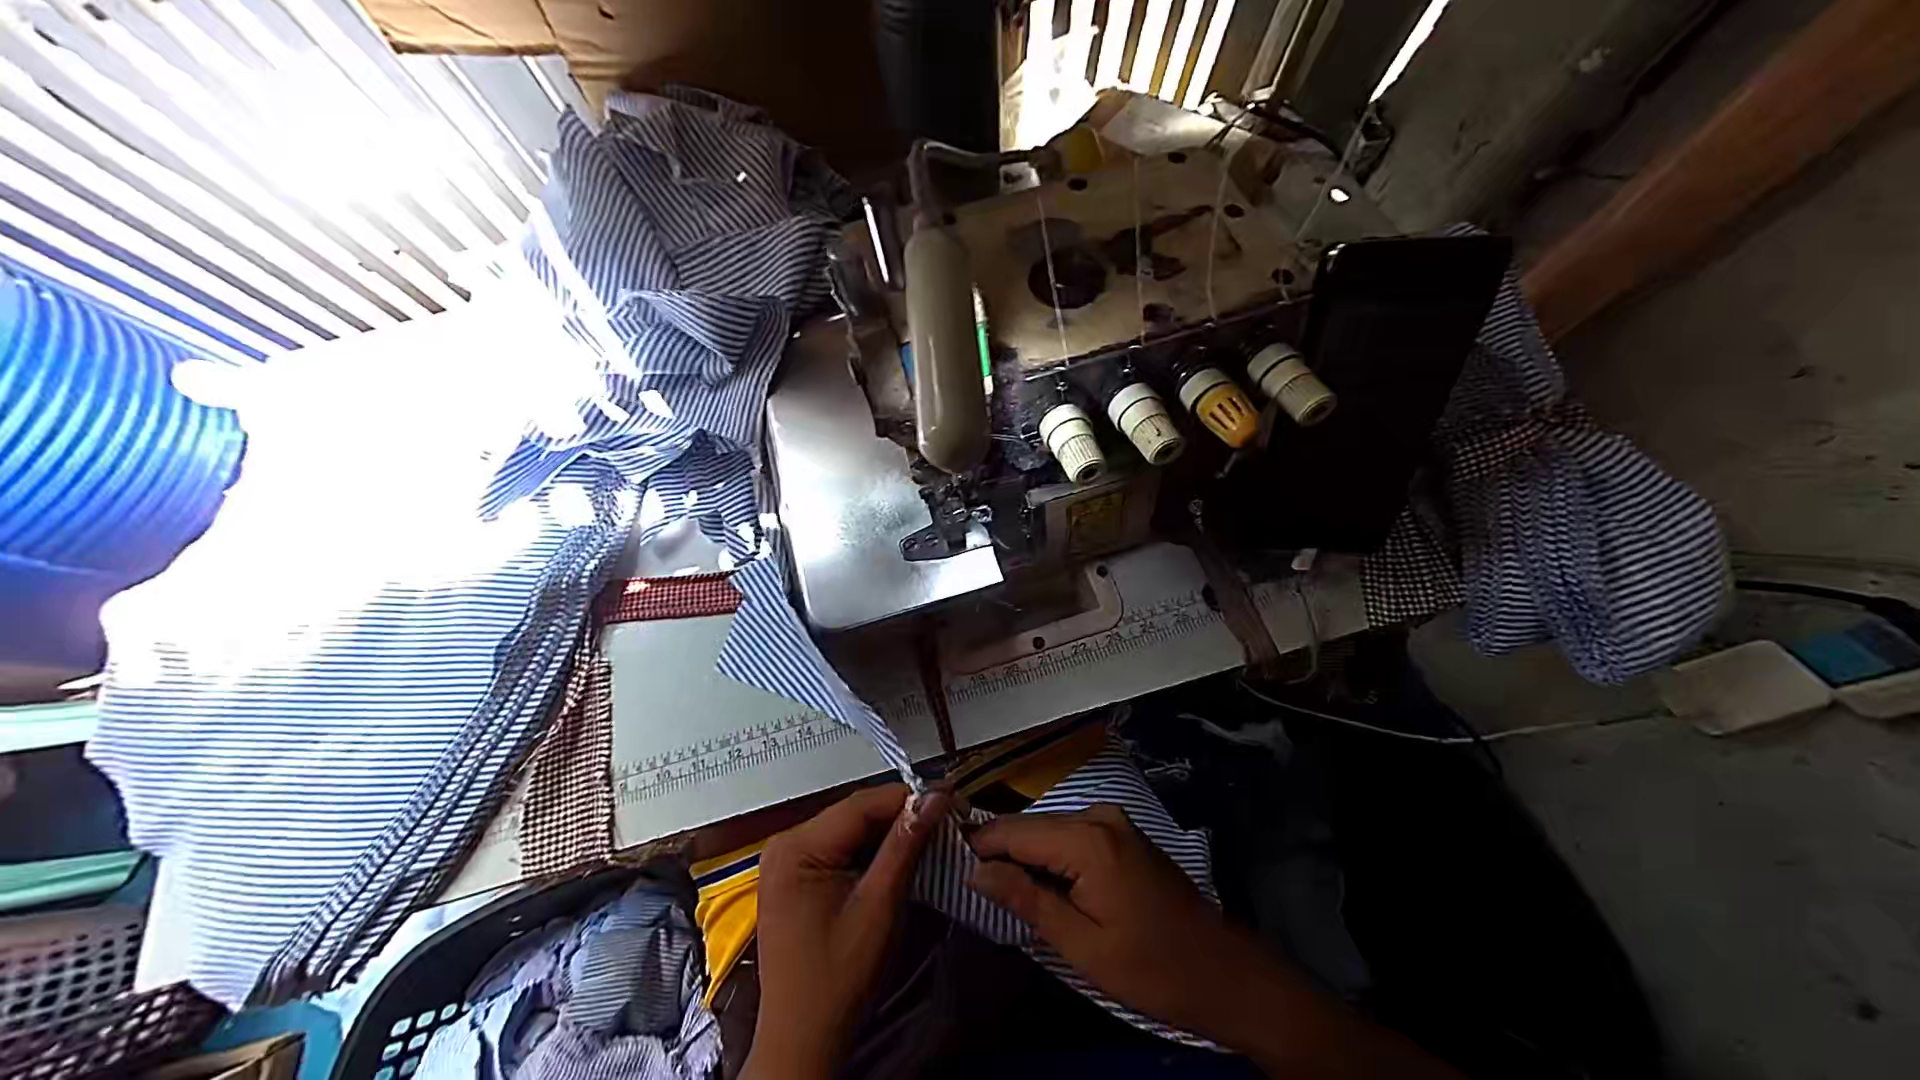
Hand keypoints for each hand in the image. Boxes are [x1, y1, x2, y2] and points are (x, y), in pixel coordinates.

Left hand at [743, 784, 947, 1079]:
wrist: (802, 1040)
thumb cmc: (838, 977)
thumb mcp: (878, 906)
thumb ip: (905, 846)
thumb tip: (935, 797)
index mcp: (796, 846)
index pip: (861, 804)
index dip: (909, 797)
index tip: (951, 798)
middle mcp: (786, 843)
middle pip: (855, 814)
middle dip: (902, 815)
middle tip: (947, 816)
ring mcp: (789, 860)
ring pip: (851, 829)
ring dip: (890, 832)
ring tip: (933, 831)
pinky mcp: (797, 876)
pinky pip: (842, 848)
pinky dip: (873, 851)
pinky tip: (901, 855)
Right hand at [967, 804, 1461, 1077]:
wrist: (1225, 973)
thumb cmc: (1152, 967)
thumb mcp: (1082, 945)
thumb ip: (1026, 900)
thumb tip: (976, 870)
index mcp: (1088, 840)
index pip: (1014, 831)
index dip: (978, 843)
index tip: (945, 856)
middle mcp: (1099, 817)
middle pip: (1032, 826)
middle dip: (998, 848)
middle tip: (963, 874)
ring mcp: (1115, 822)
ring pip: (1050, 830)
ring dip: (1023, 853)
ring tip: (992, 880)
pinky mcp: (1123, 834)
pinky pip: (1072, 835)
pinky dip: (1049, 854)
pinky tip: (1036, 879)